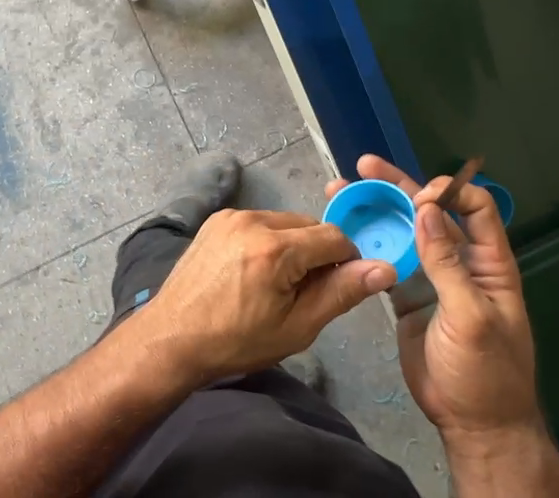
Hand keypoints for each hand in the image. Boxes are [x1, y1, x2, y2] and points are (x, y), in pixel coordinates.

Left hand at [123, 208, 397, 384]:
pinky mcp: (215, 220)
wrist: (173, 338)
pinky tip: (254, 272)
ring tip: (276, 285)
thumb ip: (341, 292)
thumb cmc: (237, 341)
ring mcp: (230, 217)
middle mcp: (253, 220)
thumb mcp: (297, 327)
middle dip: (317, 253)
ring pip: (283, 222)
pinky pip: (258, 222)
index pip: (334, 237)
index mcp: (275, 248)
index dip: (346, 261)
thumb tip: (385, 269)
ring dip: (292, 245)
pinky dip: (267, 240)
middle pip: (308, 225)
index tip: (339, 288)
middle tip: (305, 292)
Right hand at [323, 156, 542, 442]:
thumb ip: (447, 264)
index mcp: (488, 262)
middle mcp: (459, 260)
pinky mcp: (406, 294)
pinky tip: (342, 230)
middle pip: (430, 211)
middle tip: (365, 166)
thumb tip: (425, 210)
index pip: (475, 207)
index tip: (419, 196)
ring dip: (376, 210)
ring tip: (342, 190)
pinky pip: (385, 258)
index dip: (449, 193)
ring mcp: (430, 276)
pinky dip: (366, 242)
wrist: (471, 422)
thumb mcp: (472, 317)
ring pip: (402, 231)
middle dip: (400, 186)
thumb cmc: (486, 371)